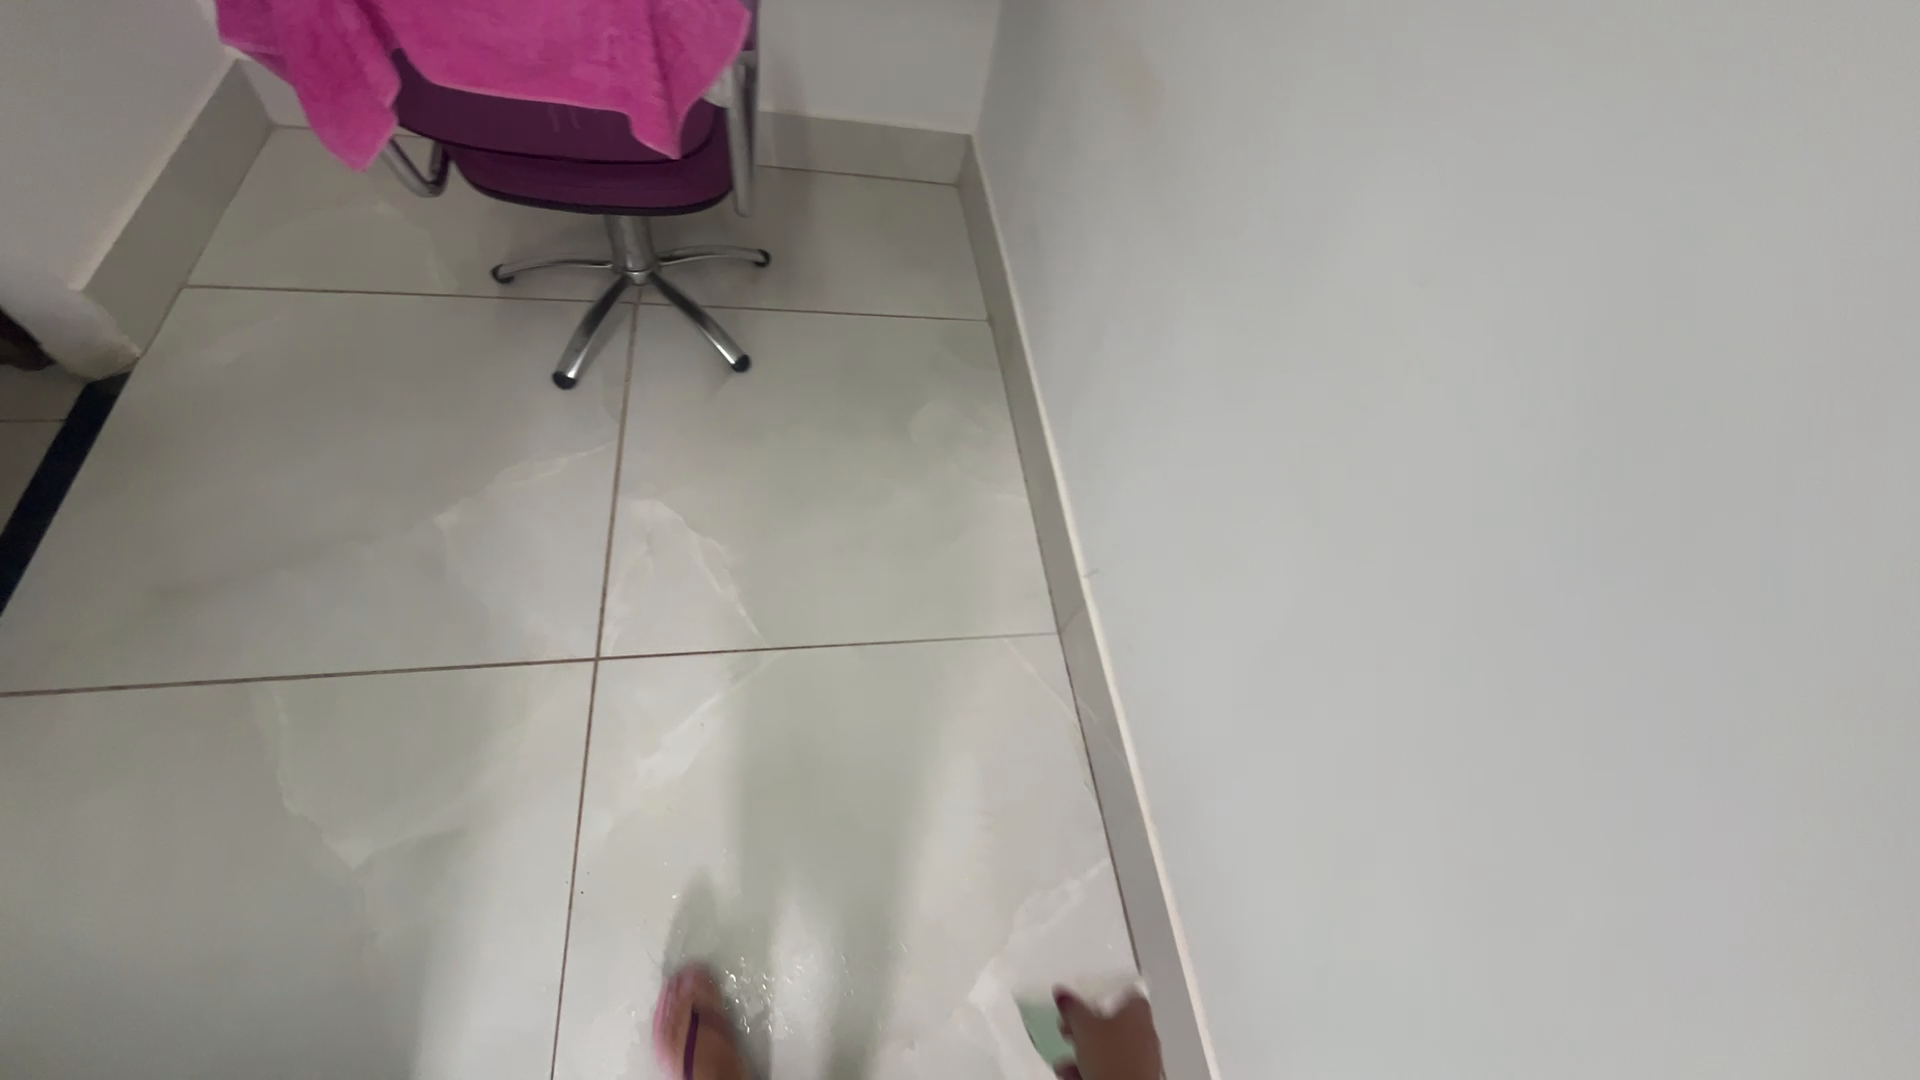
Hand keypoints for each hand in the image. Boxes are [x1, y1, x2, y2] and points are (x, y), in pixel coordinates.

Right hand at [1055, 989, 1162, 1079]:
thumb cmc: (1112, 1058)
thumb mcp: (1084, 1027)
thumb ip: (1072, 1007)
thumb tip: (1063, 994)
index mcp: (1137, 1012)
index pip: (1126, 993)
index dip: (1105, 994)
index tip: (1086, 998)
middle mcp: (1145, 1033)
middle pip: (1114, 1023)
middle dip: (1088, 1027)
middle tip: (1070, 1028)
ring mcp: (1143, 1059)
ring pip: (1111, 1048)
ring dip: (1087, 1050)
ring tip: (1066, 1059)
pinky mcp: (1136, 1078)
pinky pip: (1112, 1066)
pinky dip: (1093, 1067)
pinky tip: (1073, 1073)